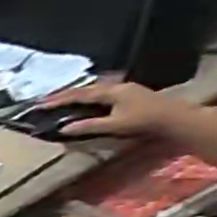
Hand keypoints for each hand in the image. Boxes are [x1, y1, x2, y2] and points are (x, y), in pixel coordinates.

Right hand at [37, 81, 188, 138]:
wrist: (177, 118)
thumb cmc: (145, 121)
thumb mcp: (114, 125)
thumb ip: (88, 126)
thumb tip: (62, 129)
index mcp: (113, 92)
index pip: (80, 95)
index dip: (59, 100)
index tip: (39, 105)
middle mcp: (119, 87)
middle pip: (87, 89)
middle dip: (65, 94)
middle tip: (45, 100)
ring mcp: (126, 89)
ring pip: (94, 89)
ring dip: (76, 94)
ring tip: (60, 98)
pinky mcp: (130, 94)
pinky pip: (102, 92)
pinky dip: (87, 96)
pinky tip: (83, 100)